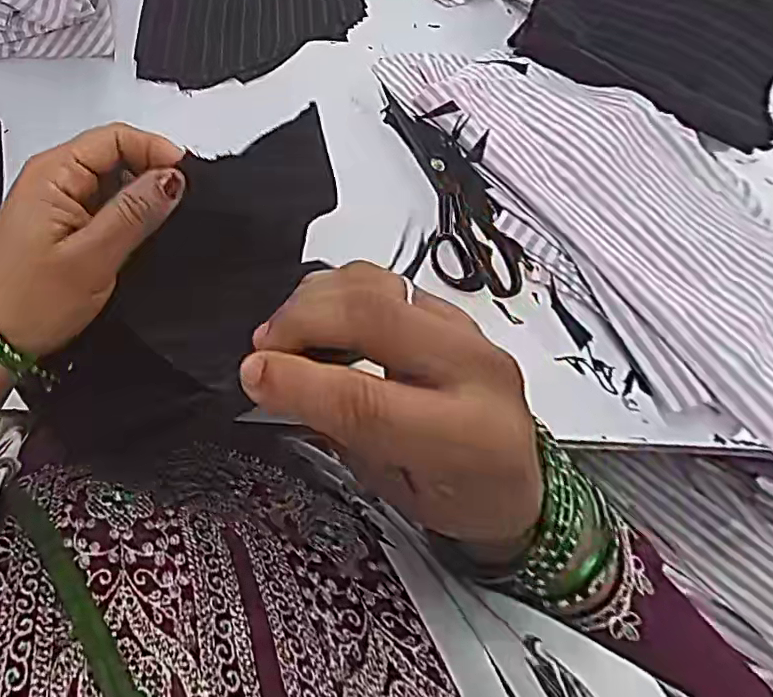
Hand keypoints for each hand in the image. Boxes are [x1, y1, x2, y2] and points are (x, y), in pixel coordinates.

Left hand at [0, 124, 185, 356]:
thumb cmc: (27, 303)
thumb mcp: (93, 257)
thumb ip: (135, 212)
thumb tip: (170, 178)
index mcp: (51, 174)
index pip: (115, 136)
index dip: (155, 149)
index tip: (184, 175)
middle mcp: (50, 178)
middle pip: (115, 152)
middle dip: (149, 173)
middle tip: (173, 205)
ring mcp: (55, 198)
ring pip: (112, 179)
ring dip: (137, 197)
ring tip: (146, 230)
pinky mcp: (61, 218)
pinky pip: (103, 201)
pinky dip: (123, 214)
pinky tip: (128, 239)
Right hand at [239, 262, 541, 559]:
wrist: (516, 475)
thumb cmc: (459, 494)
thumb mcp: (390, 487)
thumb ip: (333, 426)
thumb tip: (271, 380)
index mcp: (467, 440)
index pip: (368, 400)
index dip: (299, 382)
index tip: (255, 373)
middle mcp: (475, 373)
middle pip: (373, 318)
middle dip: (302, 323)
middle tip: (264, 347)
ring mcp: (465, 330)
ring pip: (376, 284)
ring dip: (315, 299)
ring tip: (285, 329)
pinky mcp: (448, 308)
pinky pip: (383, 279)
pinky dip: (337, 289)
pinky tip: (317, 312)